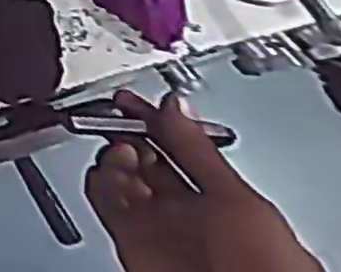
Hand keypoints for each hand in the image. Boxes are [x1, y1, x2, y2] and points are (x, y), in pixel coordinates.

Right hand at [85, 90, 323, 271]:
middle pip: (144, 154)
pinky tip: (109, 172)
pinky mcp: (132, 240)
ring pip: (119, 173)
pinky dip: (98, 179)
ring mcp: (159, 225)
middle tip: (118, 116)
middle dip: (127, 130)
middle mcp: (188, 210)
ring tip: (121, 148)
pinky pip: (102, 198)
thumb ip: (200, 151)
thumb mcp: (241, 203)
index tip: (135, 100)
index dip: (155, 118)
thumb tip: (175, 105)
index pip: (178, 144)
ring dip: (112, 153)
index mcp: (222, 199)